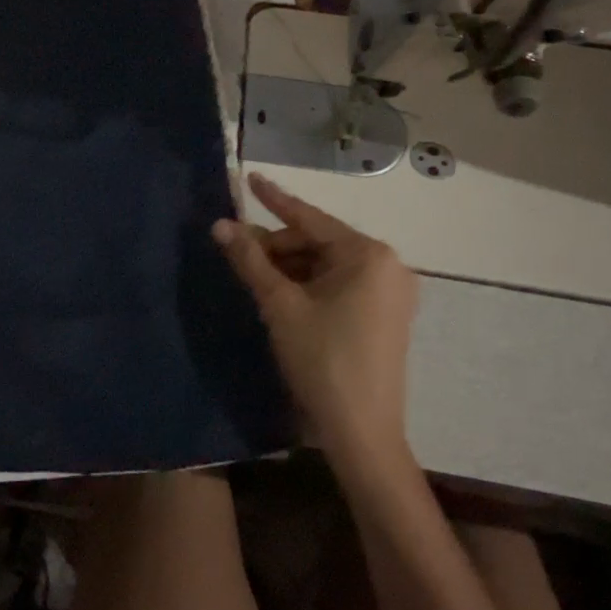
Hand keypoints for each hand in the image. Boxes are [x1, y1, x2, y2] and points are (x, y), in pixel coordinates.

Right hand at [212, 172, 418, 452]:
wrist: (362, 431)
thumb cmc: (322, 359)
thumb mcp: (280, 305)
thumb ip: (250, 260)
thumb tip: (220, 224)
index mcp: (368, 255)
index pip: (311, 218)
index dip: (275, 200)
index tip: (250, 178)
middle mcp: (387, 265)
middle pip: (319, 242)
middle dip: (278, 246)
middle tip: (236, 250)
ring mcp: (390, 292)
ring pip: (328, 265)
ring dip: (290, 267)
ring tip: (252, 275)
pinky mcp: (386, 316)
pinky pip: (341, 285)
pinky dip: (309, 285)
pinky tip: (279, 294)